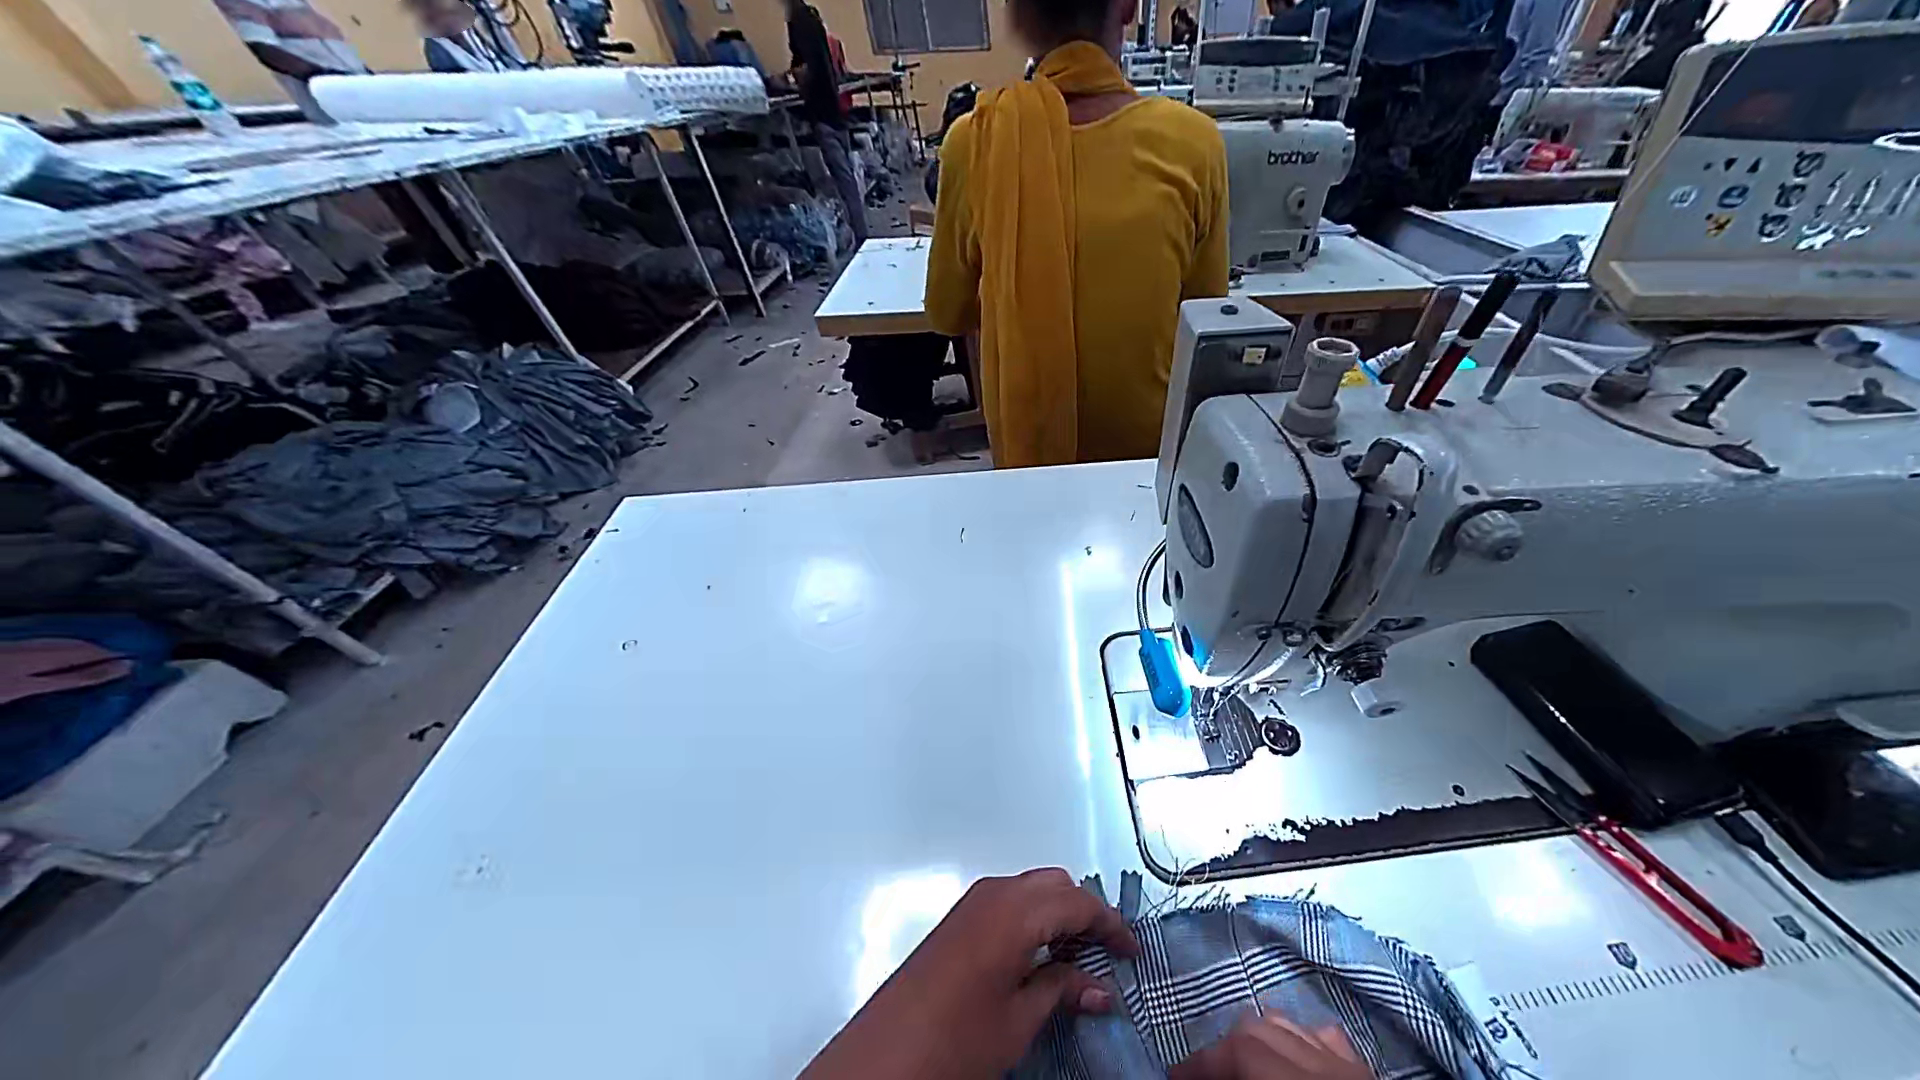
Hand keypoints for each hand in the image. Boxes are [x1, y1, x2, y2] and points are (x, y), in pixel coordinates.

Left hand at [799, 867, 1138, 1079]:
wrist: (889, 1049)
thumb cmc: (955, 1036)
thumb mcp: (1018, 1020)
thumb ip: (1060, 991)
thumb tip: (1096, 986)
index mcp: (1014, 911)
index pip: (1077, 901)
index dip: (1110, 924)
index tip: (1130, 950)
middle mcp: (994, 893)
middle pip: (1055, 884)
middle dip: (1084, 912)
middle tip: (1105, 953)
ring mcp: (973, 900)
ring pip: (1032, 888)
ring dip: (1058, 913)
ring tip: (1077, 959)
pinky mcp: (961, 915)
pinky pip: (1010, 899)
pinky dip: (1034, 916)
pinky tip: (1041, 955)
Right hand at [1170, 1014, 1370, 1079]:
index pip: (1238, 1055)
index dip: (1197, 1065)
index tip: (1172, 1079)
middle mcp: (1324, 1073)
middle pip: (1258, 1033)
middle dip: (1222, 1053)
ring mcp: (1353, 1073)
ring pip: (1292, 1028)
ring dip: (1256, 1042)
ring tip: (1241, 1072)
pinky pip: (1329, 1041)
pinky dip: (1301, 1044)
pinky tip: (1295, 1065)